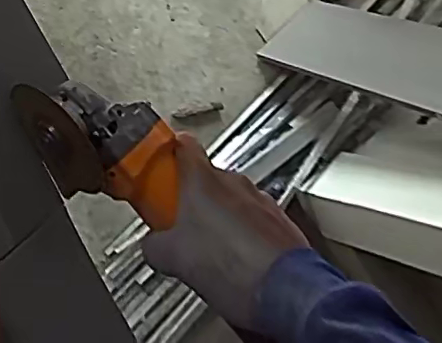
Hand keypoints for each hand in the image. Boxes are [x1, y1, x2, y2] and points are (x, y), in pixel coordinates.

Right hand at [141, 134, 307, 330]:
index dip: (171, 151)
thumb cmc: (235, 266)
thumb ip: (155, 244)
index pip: (183, 143)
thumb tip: (151, 247)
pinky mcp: (284, 224)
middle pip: (206, 176)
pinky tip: (243, 263)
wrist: (290, 296)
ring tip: (217, 250)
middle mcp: (233, 181)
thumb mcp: (175, 258)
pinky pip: (259, 221)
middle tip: (185, 222)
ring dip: (225, 218)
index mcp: (202, 177)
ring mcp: (261, 201)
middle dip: (195, 197)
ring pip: (234, 200)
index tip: (162, 164)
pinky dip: (249, 236)